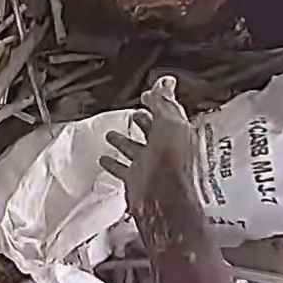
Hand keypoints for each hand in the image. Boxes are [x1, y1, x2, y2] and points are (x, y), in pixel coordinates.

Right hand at [101, 76, 203, 246]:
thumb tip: (165, 83)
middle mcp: (166, 150)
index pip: (168, 114)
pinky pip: (122, 167)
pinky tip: (104, 159)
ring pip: (135, 149)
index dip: (158, 103)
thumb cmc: (170, 164)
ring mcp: (150, 165)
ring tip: (111, 134)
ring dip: (123, 141)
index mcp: (178, 135)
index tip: (147, 94)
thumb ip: (164, 104)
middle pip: (153, 132)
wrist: (161, 200)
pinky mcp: (136, 179)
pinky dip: (112, 162)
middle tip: (134, 114)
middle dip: (143, 122)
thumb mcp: (170, 126)